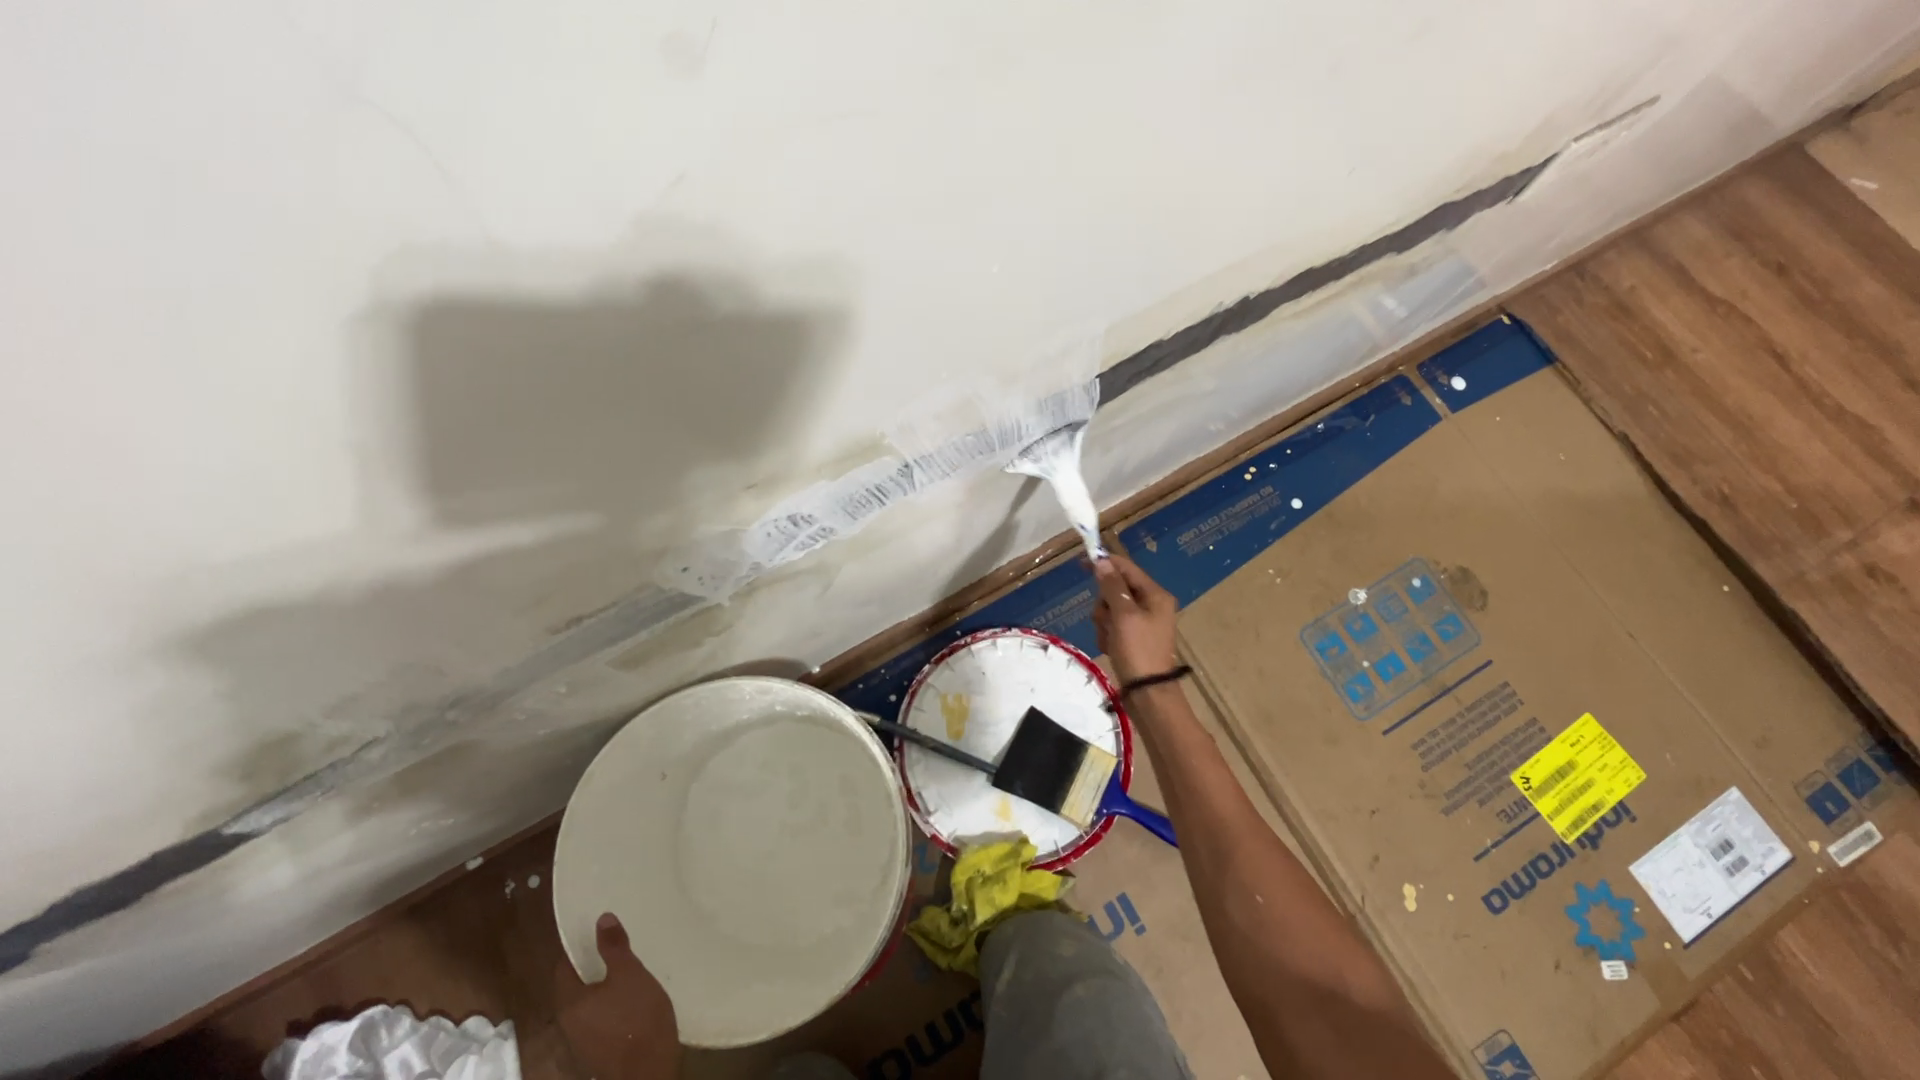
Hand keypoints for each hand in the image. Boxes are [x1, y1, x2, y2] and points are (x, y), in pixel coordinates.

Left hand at [555, 913, 681, 1078]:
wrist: (647, 1071)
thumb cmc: (637, 1018)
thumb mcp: (630, 974)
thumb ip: (614, 947)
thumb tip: (601, 918)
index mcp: (570, 1001)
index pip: (564, 967)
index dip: (579, 949)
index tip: (599, 936)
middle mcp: (568, 1022)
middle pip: (575, 987)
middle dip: (594, 969)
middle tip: (617, 952)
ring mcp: (581, 1042)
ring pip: (588, 1006)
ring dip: (603, 991)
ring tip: (628, 975)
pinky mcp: (597, 1053)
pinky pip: (598, 1022)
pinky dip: (610, 1009)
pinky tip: (632, 1004)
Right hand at [1091, 554, 1179, 684]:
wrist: (1148, 692)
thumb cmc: (1138, 650)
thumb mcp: (1123, 615)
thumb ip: (1112, 587)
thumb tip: (1102, 562)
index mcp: (1156, 595)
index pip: (1127, 568)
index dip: (1106, 564)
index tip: (1082, 563)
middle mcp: (1152, 604)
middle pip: (1117, 589)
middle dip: (1105, 604)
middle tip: (1105, 619)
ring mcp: (1143, 622)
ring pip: (1111, 609)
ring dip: (1104, 622)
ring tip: (1110, 638)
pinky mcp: (1134, 637)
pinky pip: (1113, 625)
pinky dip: (1108, 634)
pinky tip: (1111, 646)